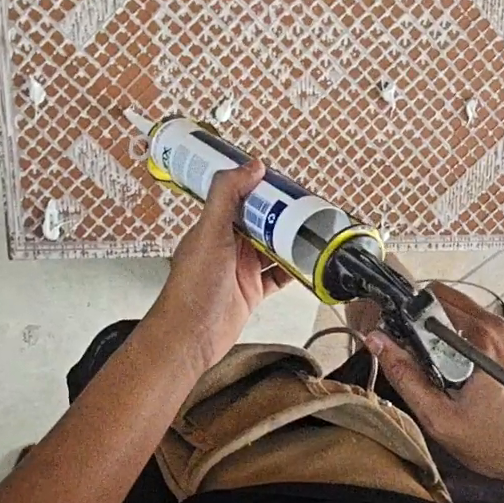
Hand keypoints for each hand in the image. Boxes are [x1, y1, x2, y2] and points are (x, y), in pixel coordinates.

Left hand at [144, 160, 291, 373]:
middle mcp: (228, 246)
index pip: (241, 198)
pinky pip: (277, 277)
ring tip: (312, 232)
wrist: (191, 336)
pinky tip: (306, 265)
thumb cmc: (193, 287)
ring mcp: (240, 270)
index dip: (263, 189)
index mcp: (214, 227)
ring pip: (272, 249)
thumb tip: (252, 166)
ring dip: (290, 242)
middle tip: (308, 208)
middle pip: (261, 223)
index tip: (286, 183)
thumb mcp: (210, 232)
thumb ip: (227, 195)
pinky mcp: (251, 292)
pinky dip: (292, 271)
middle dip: (283, 215)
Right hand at [365, 284, 503, 485]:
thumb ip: (405, 376)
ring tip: (440, 372)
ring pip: (463, 314)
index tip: (396, 338)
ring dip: (443, 333)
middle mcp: (501, 327)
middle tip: (416, 358)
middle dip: (422, 322)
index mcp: (482, 337)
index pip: (430, 298)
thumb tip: (378, 342)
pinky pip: (481, 329)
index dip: (405, 315)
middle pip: (446, 300)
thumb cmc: (503, 442)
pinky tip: (463, 376)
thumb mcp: (441, 418)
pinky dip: (464, 342)